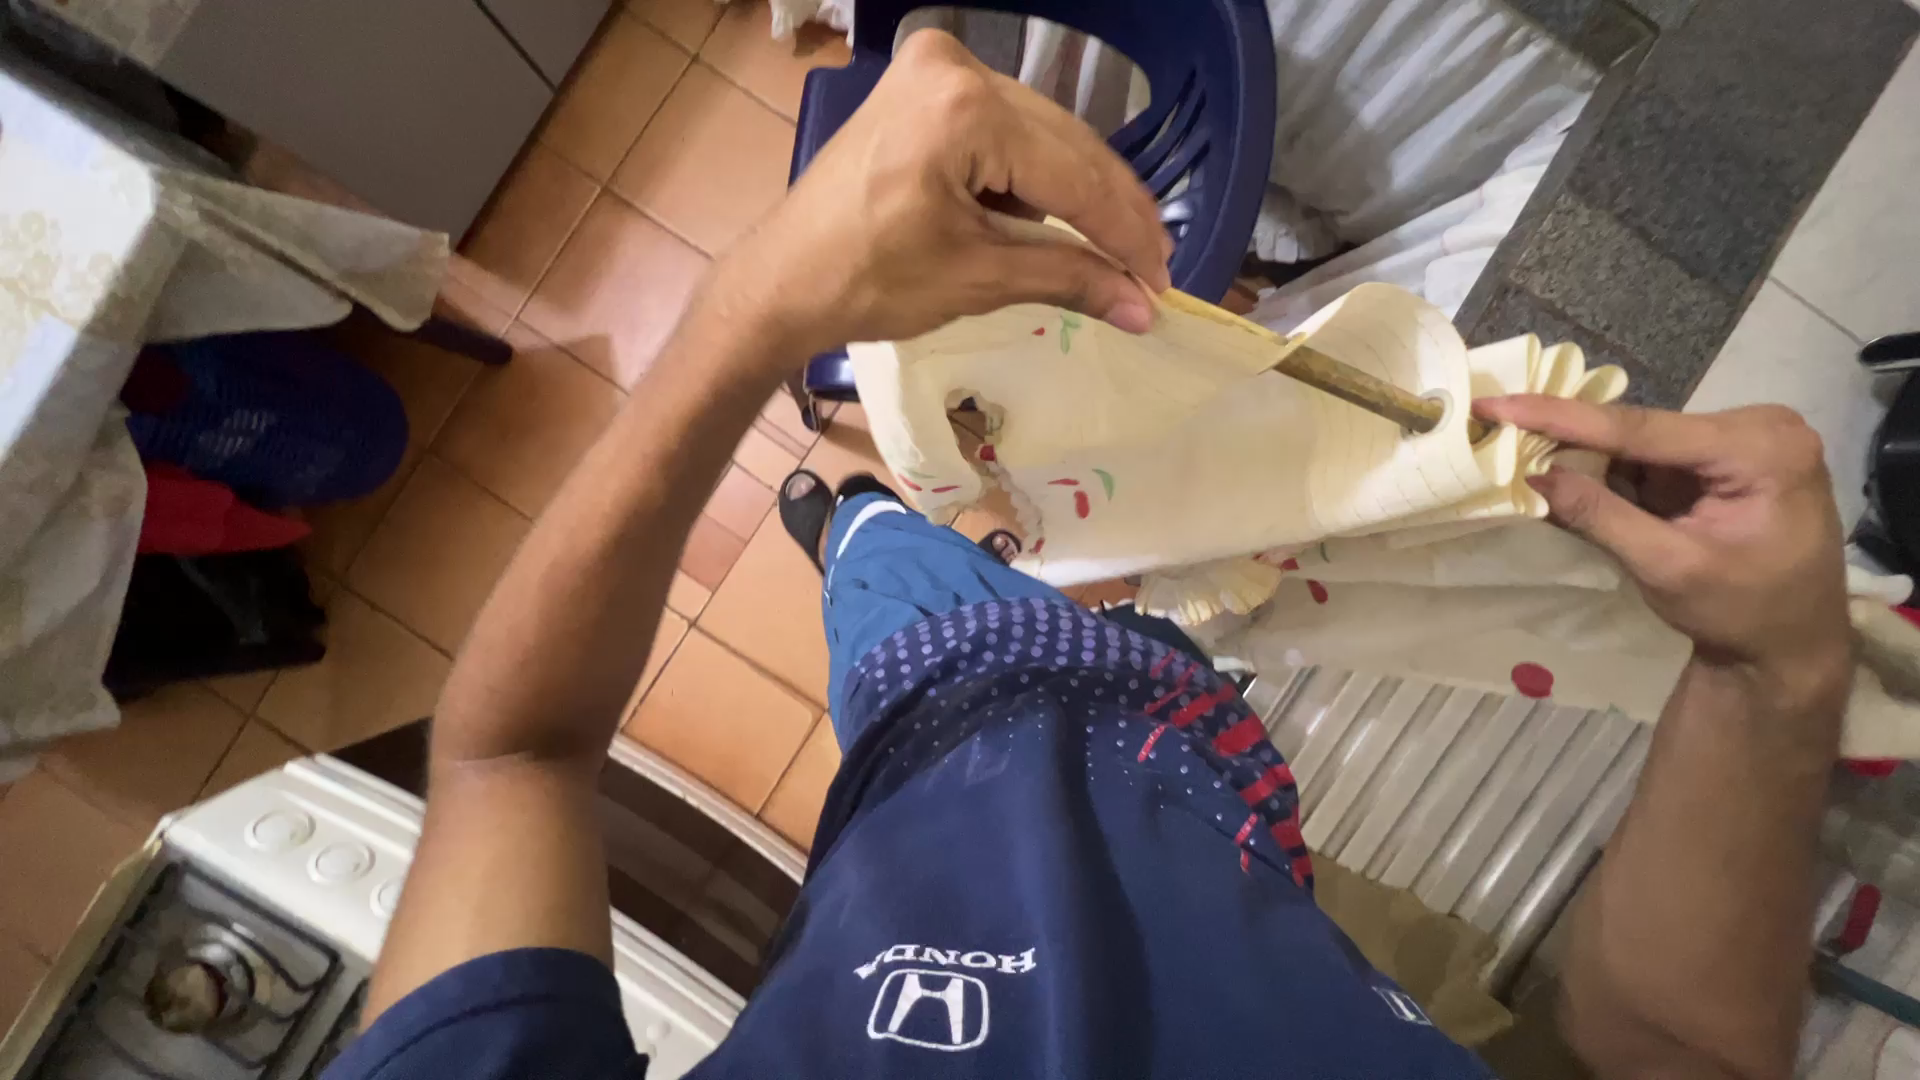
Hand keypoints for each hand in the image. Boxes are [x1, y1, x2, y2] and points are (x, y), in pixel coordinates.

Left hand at [705, 29, 1170, 360]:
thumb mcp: (976, 280)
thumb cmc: (869, 284)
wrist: (784, 282)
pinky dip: (1034, 183)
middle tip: (1150, 269)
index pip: (1074, 172)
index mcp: (964, 107)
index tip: (1160, 281)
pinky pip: (1004, 136)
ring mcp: (933, 73)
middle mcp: (953, 67)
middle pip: (1064, 145)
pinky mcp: (923, 94)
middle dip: (1110, 213)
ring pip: (1039, 138)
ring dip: (1078, 197)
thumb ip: (1067, 279)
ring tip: (1116, 253)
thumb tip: (1140, 307)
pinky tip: (1059, 223)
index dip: (1124, 233)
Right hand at [1475, 396, 1851, 687]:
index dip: (1559, 417)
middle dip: (1559, 434)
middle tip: (1489, 430)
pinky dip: (1588, 468)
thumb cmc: (1745, 608)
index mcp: (1759, 449)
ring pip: (1624, 440)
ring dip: (1569, 452)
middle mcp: (1749, 430)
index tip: (1495, 405)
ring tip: (1508, 454)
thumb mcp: (1668, 566)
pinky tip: (1550, 472)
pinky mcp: (1702, 462)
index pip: (1638, 428)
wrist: (1788, 639)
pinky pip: (1631, 456)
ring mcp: (1725, 444)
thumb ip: (1601, 516)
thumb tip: (1533, 476)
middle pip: (1629, 428)